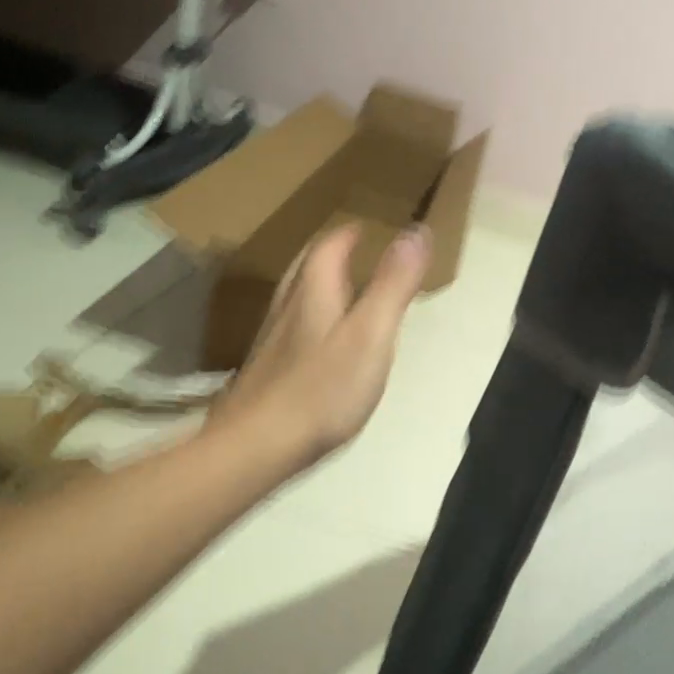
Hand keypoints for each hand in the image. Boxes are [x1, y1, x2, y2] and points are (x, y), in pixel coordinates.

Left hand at [205, 222, 430, 474]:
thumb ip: (394, 284)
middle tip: (356, 250)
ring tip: (346, 289)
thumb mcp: (372, 334)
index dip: (350, 233)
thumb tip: (417, 229)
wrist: (256, 446)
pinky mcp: (269, 371)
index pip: (329, 246)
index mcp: (315, 292)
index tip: (368, 226)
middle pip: (307, 268)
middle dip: (331, 254)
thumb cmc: (323, 389)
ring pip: (297, 298)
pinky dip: (313, 320)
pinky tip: (325, 344)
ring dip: (321, 286)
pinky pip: (294, 329)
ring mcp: (273, 341)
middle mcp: (288, 307)